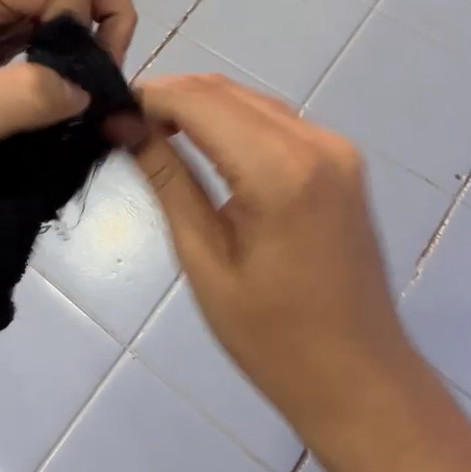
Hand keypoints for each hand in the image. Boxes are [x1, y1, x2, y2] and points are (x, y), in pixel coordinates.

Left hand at [0, 0, 139, 199]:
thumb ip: (28, 96)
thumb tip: (88, 87)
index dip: (88, 27)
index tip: (80, 85)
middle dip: (106, 15)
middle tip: (97, 73)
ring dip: (95, 26)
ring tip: (84, 78)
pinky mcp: (1, 14)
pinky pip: (59, 9)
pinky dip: (78, 37)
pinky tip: (67, 77)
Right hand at [131, 75, 408, 422]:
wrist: (362, 381)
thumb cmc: (273, 337)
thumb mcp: (203, 258)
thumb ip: (166, 178)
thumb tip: (120, 124)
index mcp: (280, 171)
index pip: (199, 101)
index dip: (148, 98)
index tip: (108, 113)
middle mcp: (315, 143)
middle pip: (224, 90)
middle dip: (169, 96)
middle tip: (123, 123)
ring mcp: (335, 148)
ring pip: (248, 98)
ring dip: (198, 104)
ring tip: (151, 132)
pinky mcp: (340, 159)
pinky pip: (272, 118)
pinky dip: (230, 118)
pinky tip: (200, 141)